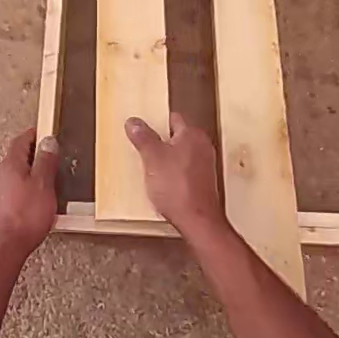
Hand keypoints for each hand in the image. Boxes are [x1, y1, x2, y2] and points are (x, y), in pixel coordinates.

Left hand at [0, 129, 59, 261]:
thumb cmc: (26, 215)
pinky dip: (29, 183)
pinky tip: (40, 193)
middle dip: (34, 151)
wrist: (8, 244)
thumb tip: (48, 141)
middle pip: (18, 155)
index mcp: (11, 164)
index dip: (34, 134)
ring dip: (32, 168)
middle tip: (51, 150)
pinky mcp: (4, 204)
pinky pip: (17, 185)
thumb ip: (46, 161)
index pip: (21, 140)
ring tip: (50, 172)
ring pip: (18, 171)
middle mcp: (3, 174)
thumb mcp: (43, 183)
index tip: (46, 131)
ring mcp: (1, 189)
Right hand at [125, 113, 226, 239]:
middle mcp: (202, 147)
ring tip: (150, 170)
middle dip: (158, 143)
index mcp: (192, 135)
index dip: (155, 123)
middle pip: (175, 137)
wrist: (196, 219)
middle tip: (143, 150)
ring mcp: (204, 165)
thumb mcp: (152, 158)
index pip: (172, 118)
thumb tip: (134, 123)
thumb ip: (143, 137)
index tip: (141, 128)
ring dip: (165, 160)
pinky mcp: (201, 181)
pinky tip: (162, 184)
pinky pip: (183, 171)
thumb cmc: (179, 189)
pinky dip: (172, 174)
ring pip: (179, 155)